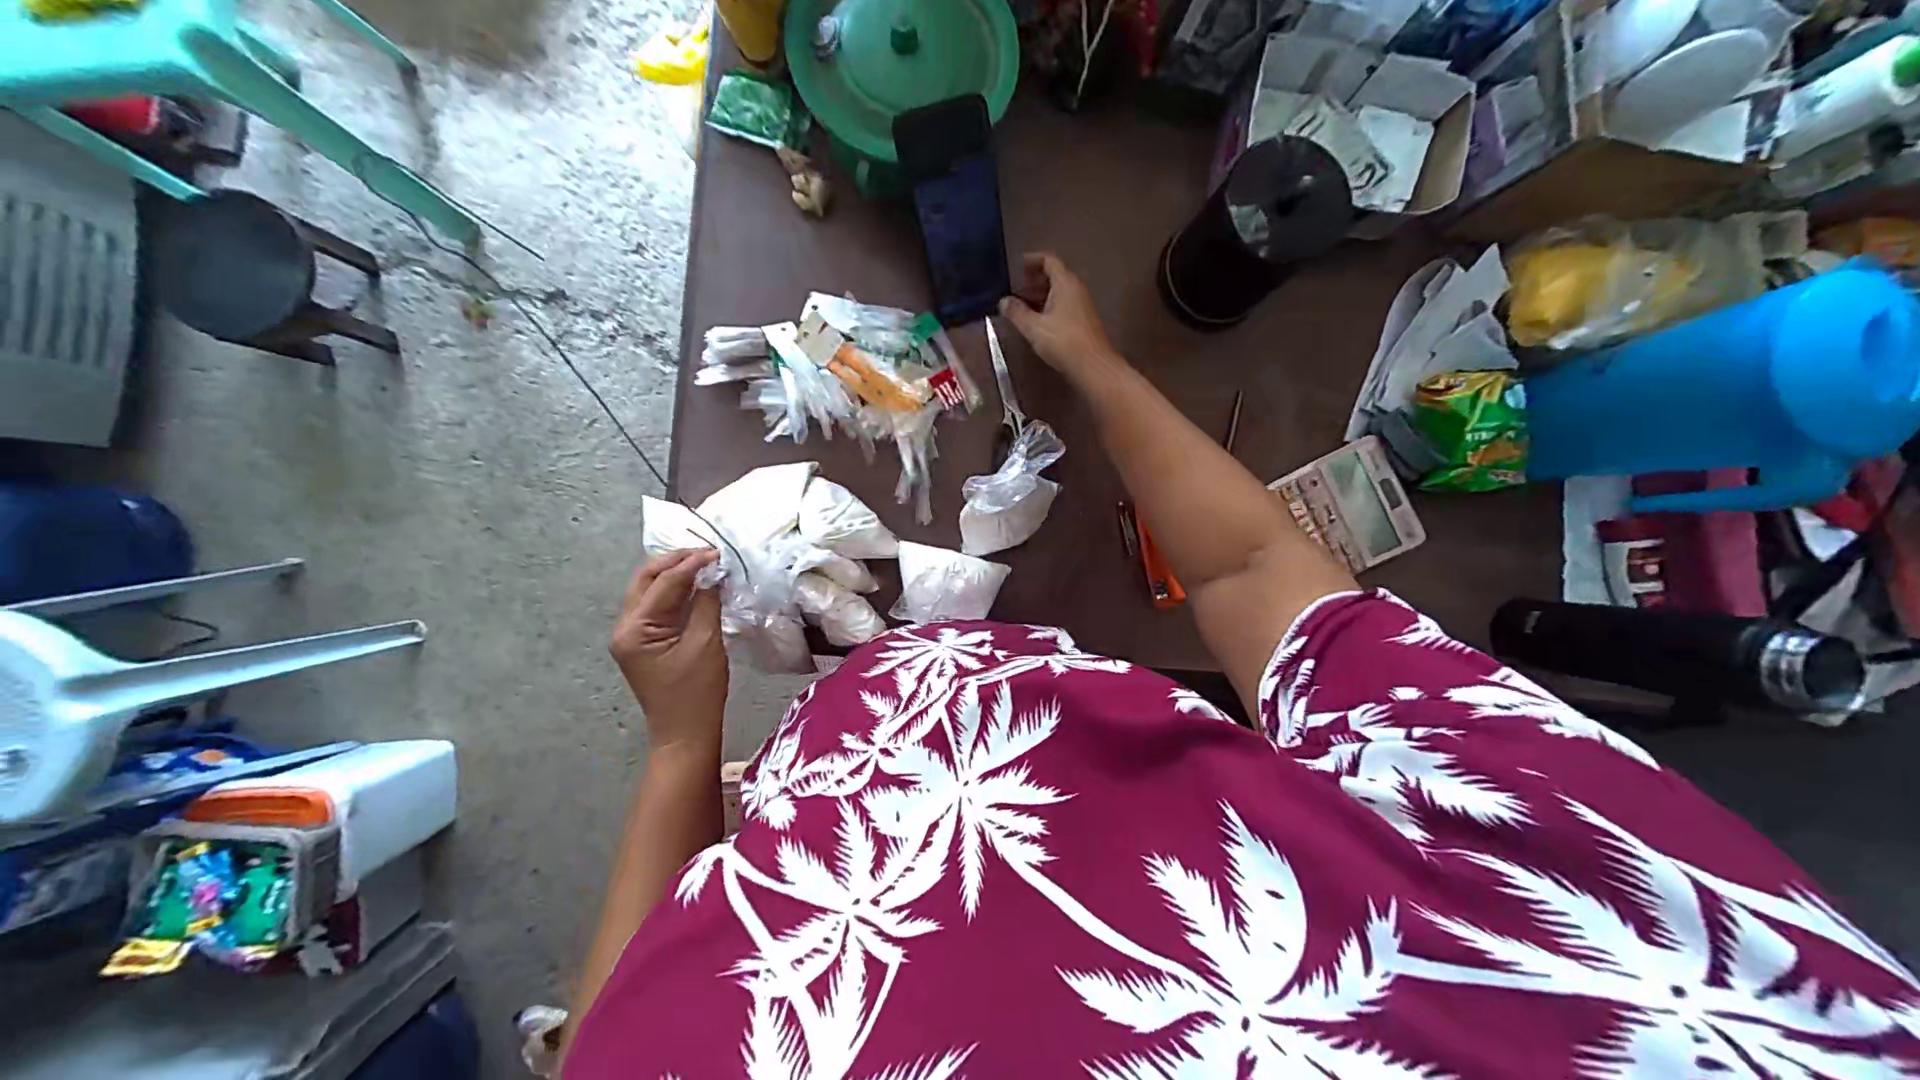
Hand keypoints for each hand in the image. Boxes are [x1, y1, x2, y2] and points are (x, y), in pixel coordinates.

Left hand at [610, 549, 727, 749]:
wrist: (685, 732)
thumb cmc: (696, 692)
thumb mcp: (706, 643)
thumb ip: (706, 604)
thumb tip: (713, 575)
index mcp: (634, 630)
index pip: (663, 583)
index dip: (691, 564)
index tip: (718, 552)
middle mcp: (625, 628)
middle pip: (646, 580)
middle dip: (676, 562)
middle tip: (709, 554)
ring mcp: (632, 636)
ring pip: (650, 591)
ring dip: (675, 575)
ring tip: (705, 565)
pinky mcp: (644, 642)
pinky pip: (657, 606)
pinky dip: (676, 592)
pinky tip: (697, 586)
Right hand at [998, 252, 1117, 375]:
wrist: (1092, 365)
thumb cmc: (1063, 342)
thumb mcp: (1034, 327)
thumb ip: (1016, 312)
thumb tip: (1003, 301)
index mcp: (1065, 283)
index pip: (1048, 260)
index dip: (1030, 260)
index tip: (1014, 268)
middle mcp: (1076, 288)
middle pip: (1053, 275)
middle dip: (1032, 280)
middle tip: (1013, 290)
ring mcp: (1081, 304)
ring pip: (1057, 291)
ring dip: (1038, 295)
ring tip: (1019, 307)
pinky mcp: (1083, 319)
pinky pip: (1062, 305)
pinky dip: (1047, 306)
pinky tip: (1035, 321)